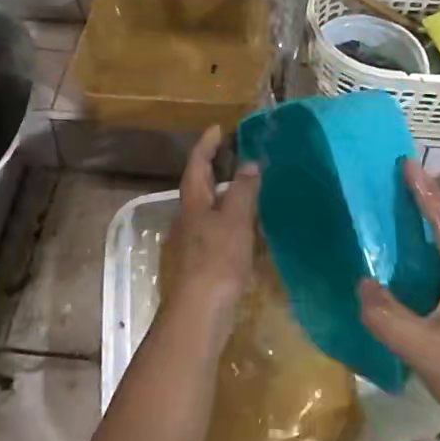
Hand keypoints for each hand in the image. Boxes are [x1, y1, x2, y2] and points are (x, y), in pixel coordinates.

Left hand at [164, 126, 260, 331]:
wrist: (200, 312)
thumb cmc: (217, 259)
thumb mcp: (236, 219)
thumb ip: (244, 190)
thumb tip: (250, 163)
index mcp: (193, 201)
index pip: (197, 163)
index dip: (207, 144)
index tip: (218, 128)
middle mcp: (189, 216)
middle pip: (200, 184)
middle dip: (215, 166)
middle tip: (235, 151)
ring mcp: (194, 240)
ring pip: (209, 207)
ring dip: (225, 192)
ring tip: (248, 183)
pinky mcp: (203, 260)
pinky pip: (217, 228)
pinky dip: (231, 217)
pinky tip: (248, 224)